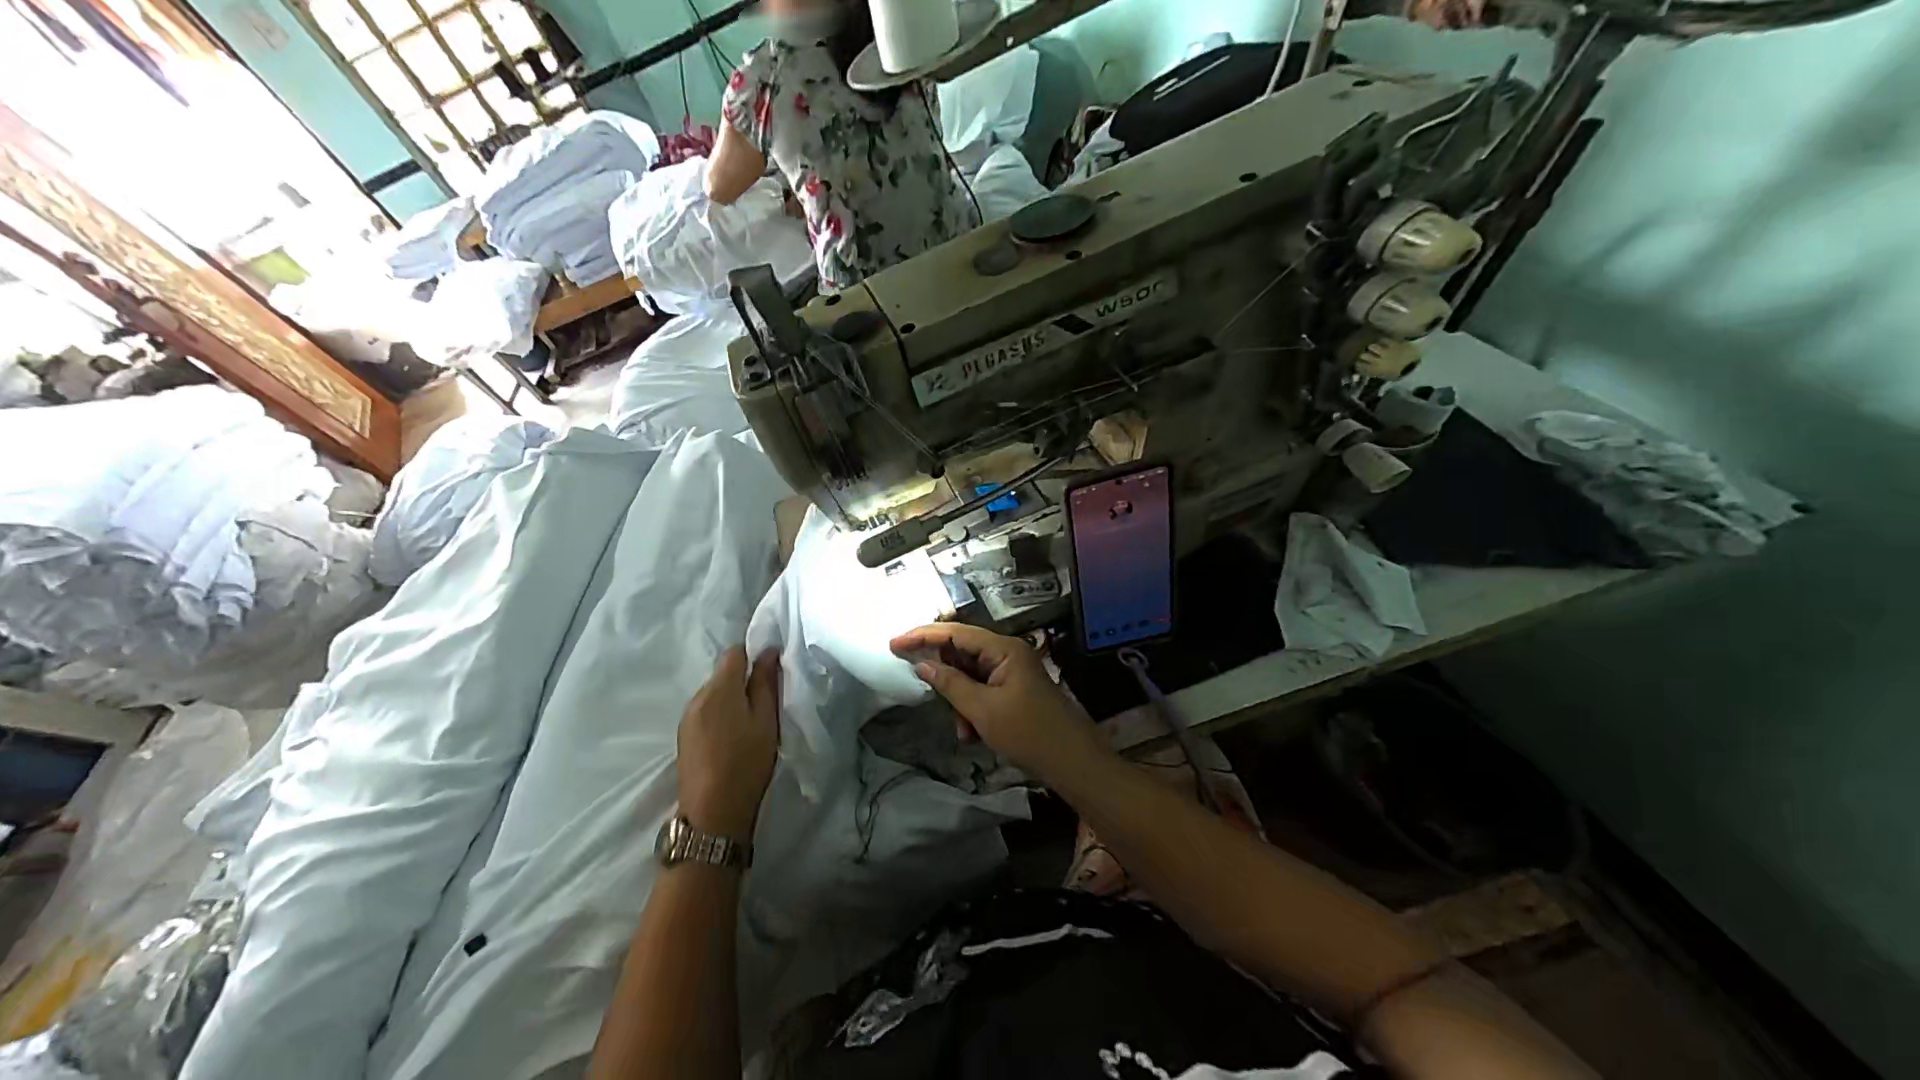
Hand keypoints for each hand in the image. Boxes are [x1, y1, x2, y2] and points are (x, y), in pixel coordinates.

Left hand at [676, 646, 779, 838]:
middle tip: (766, 701)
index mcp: (719, 688)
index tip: (771, 671)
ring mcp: (687, 717)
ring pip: (714, 693)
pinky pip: (705, 711)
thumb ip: (765, 683)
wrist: (713, 811)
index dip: (754, 655)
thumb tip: (767, 652)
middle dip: (743, 679)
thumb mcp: (766, 720)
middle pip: (722, 673)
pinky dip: (720, 714)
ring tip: (750, 722)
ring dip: (731, 698)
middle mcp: (697, 696)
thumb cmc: (746, 762)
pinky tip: (732, 736)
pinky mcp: (683, 735)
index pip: (734, 652)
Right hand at [889, 623, 1107, 779]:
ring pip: (971, 676)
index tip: (894, 643)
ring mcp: (1013, 673)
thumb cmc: (1029, 733)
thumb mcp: (982, 710)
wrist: (1073, 763)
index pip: (956, 632)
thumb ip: (950, 684)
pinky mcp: (1015, 692)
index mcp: (1004, 649)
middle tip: (920, 685)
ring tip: (963, 731)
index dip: (922, 635)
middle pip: (963, 652)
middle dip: (944, 675)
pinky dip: (973, 710)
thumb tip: (922, 664)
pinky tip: (973, 734)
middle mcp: (1008, 654)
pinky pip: (983, 691)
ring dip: (959, 701)